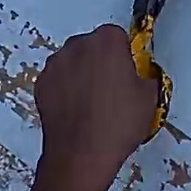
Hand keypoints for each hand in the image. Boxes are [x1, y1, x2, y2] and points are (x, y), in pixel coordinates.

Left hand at [33, 24, 160, 190]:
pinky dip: (64, 89)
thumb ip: (146, 77)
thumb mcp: (149, 98)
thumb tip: (141, 78)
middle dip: (100, 61)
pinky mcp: (41, 82)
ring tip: (92, 104)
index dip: (123, 55)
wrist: (81, 153)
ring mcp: (55, 63)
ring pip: (73, 62)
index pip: (117, 36)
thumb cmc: (117, 124)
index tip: (126, 74)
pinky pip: (57, 79)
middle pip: (92, 46)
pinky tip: (75, 110)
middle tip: (111, 89)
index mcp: (107, 41)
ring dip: (81, 74)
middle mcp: (78, 45)